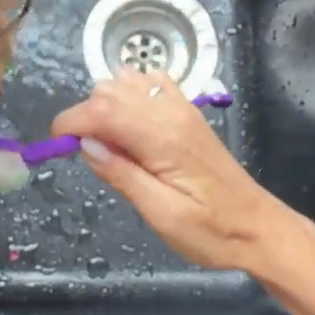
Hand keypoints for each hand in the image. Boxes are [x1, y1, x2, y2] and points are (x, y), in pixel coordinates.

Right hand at [51, 70, 296, 272]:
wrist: (259, 227)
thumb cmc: (211, 232)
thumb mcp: (162, 215)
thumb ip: (121, 176)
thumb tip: (84, 144)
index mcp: (163, 138)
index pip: (102, 109)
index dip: (70, 122)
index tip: (55, 146)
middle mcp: (171, 112)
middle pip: (110, 89)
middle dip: (85, 116)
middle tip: (87, 155)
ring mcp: (181, 108)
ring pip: (126, 81)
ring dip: (105, 105)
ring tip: (109, 146)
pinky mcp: (187, 112)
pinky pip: (149, 83)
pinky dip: (129, 95)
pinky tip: (130, 126)